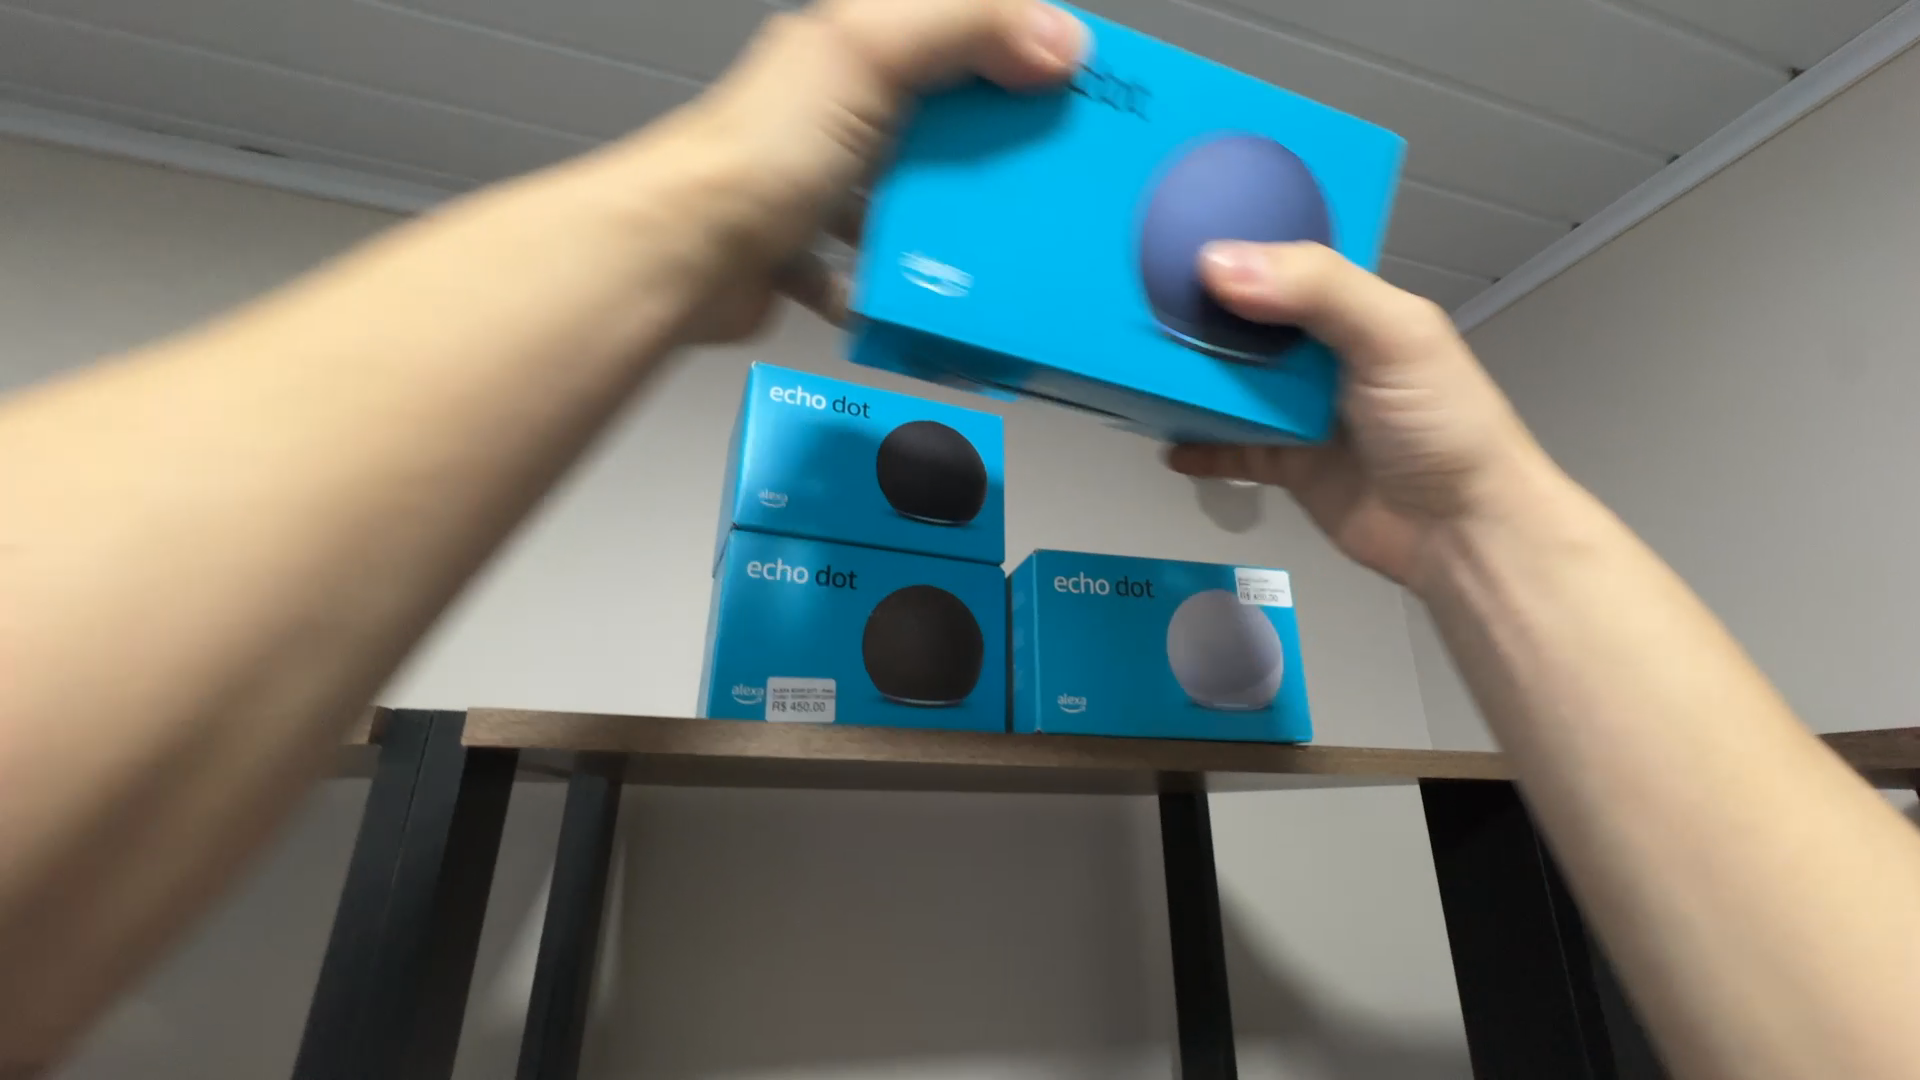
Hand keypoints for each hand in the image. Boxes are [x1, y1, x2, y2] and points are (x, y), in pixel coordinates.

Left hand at [615, 0, 1086, 341]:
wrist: (690, 255)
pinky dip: (886, 292)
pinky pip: (860, 275)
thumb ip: (965, 27)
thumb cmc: (771, 151)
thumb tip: (1063, 42)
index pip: (947, 38)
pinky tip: (918, 304)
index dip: (1009, 55)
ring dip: (935, 234)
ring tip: (989, 260)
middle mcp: (830, 117)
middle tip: (1037, 194)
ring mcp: (813, 191)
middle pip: (928, 129)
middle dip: (981, 159)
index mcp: (851, 54)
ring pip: (895, 208)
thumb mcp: (870, 55)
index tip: (1065, 93)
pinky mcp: (801, 258)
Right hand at [1166, 243, 1552, 591]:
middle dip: (1194, 322)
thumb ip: (1315, 291)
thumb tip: (1212, 263)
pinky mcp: (1284, 463)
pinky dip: (1199, 450)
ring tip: (1132, 377)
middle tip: (1128, 313)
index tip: (1162, 246)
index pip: (1280, 268)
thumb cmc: (1437, 422)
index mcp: (1349, 309)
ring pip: (1230, 390)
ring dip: (1188, 387)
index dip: (1230, 254)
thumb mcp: (1389, 337)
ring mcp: (1298, 413)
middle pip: (1243, 330)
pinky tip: (1167, 448)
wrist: (1457, 532)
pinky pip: (1230, 451)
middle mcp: (1319, 355)